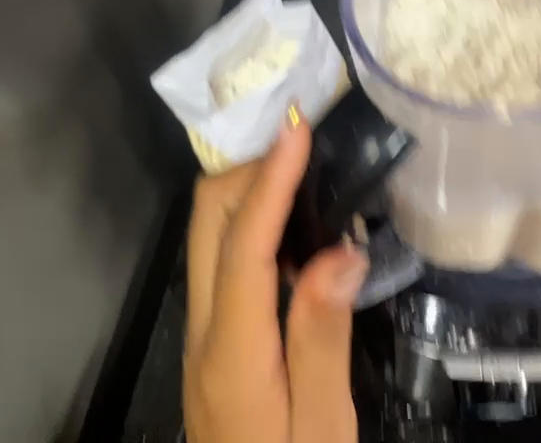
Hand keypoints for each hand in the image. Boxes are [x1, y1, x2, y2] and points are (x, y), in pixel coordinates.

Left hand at [184, 117, 366, 442]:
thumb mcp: (324, 424)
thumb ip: (323, 337)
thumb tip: (339, 251)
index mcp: (231, 352)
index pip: (244, 246)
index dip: (270, 181)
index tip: (297, 128)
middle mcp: (202, 331)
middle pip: (207, 222)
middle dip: (249, 168)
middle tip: (303, 140)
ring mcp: (200, 333)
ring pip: (209, 233)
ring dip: (248, 187)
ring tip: (302, 164)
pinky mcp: (212, 338)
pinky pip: (222, 255)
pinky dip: (252, 218)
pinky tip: (294, 221)